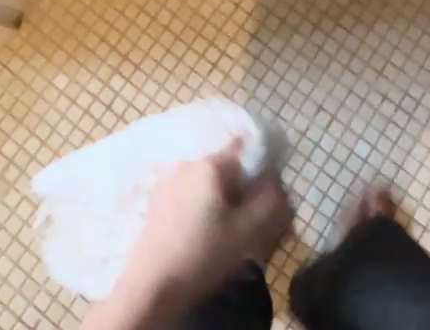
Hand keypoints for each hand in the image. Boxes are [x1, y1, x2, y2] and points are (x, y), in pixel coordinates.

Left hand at [86, 143, 291, 328]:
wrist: (153, 283)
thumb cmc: (203, 253)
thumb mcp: (246, 231)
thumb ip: (267, 202)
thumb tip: (276, 181)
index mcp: (209, 165)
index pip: (241, 147)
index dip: (258, 161)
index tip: (266, 183)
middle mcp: (186, 163)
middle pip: (221, 165)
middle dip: (237, 184)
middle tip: (247, 212)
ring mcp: (167, 179)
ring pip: (202, 179)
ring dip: (216, 194)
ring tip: (224, 223)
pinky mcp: (155, 198)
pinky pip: (185, 190)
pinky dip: (197, 201)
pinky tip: (200, 226)